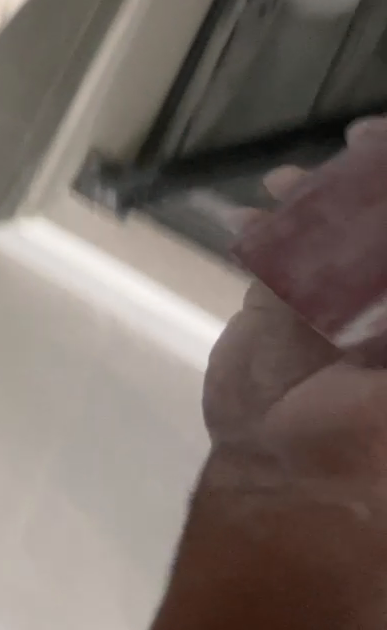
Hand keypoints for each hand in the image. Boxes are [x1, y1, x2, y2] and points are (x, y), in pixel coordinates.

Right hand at [144, 120, 386, 629]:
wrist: (292, 486)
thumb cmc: (369, 441)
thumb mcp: (385, 365)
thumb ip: (369, 287)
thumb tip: (371, 217)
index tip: (384, 144)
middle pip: (386, 231)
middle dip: (373, 186)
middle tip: (357, 144)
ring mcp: (345, 312)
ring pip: (337, 240)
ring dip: (319, 204)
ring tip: (294, 178)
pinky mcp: (286, 320)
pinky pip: (280, 263)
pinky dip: (269, 237)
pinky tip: (255, 218)